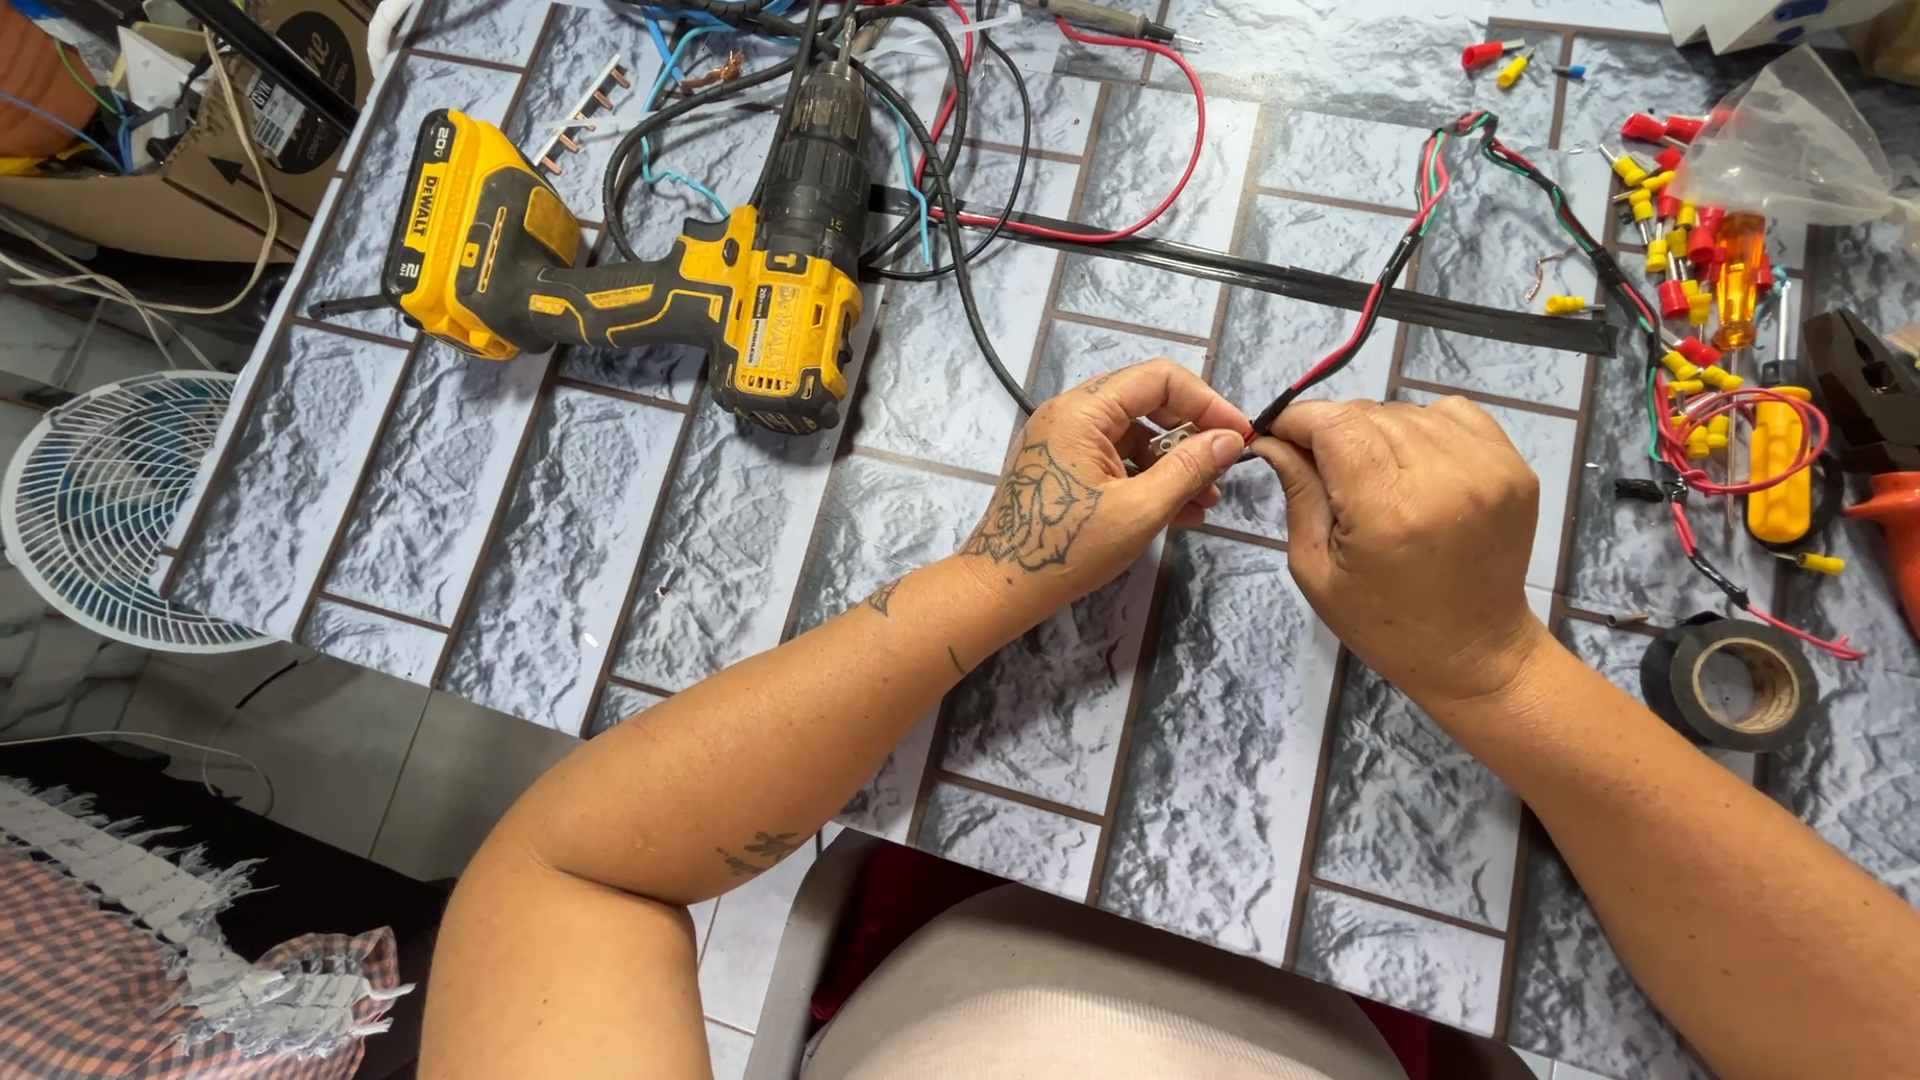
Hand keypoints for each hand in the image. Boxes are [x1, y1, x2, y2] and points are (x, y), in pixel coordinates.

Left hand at [959, 360, 1250, 611]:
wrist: (1004, 586)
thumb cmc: (1067, 548)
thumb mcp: (1139, 510)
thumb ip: (1188, 470)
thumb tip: (1230, 440)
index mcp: (1082, 411)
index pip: (1158, 379)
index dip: (1206, 401)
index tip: (1237, 434)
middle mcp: (1070, 415)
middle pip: (1146, 404)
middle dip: (1190, 436)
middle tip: (1223, 468)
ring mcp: (1064, 442)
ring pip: (1133, 436)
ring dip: (1173, 464)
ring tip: (1206, 502)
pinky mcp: (1063, 469)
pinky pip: (1115, 461)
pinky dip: (1147, 479)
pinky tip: (1178, 512)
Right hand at [1251, 397, 1549, 706]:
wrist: (1472, 650)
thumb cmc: (1379, 621)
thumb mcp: (1314, 566)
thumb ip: (1298, 493)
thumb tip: (1272, 440)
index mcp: (1389, 509)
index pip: (1335, 424)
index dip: (1298, 419)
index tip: (1278, 433)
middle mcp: (1445, 477)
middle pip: (1368, 413)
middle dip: (1330, 429)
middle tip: (1315, 463)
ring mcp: (1488, 468)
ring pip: (1406, 410)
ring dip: (1374, 430)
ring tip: (1367, 471)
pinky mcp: (1513, 466)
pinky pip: (1452, 414)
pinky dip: (1419, 427)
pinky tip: (1409, 464)